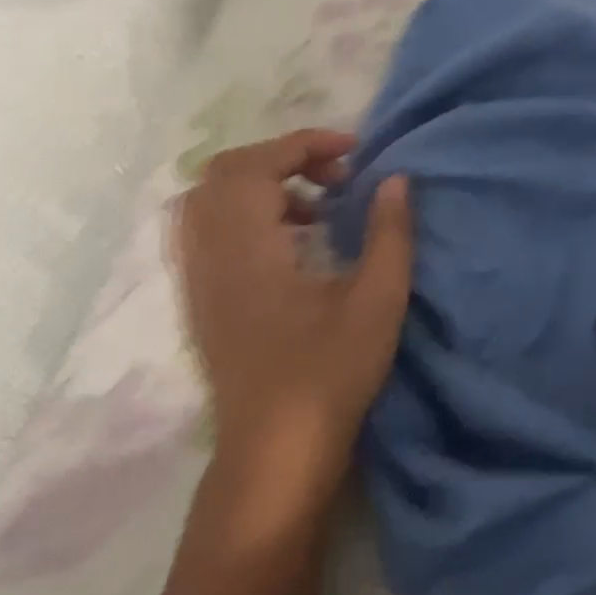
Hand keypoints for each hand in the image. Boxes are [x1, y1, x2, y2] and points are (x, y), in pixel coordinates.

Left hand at [174, 129, 413, 488]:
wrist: (276, 450)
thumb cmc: (331, 371)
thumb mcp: (379, 299)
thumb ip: (390, 233)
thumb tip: (397, 179)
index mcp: (246, 251)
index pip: (253, 166)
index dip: (303, 144)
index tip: (357, 151)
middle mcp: (208, 258)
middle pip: (222, 176)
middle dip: (283, 160)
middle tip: (339, 176)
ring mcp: (199, 283)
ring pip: (209, 204)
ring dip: (264, 187)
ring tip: (321, 207)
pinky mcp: (203, 303)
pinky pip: (209, 234)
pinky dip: (250, 216)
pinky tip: (297, 243)